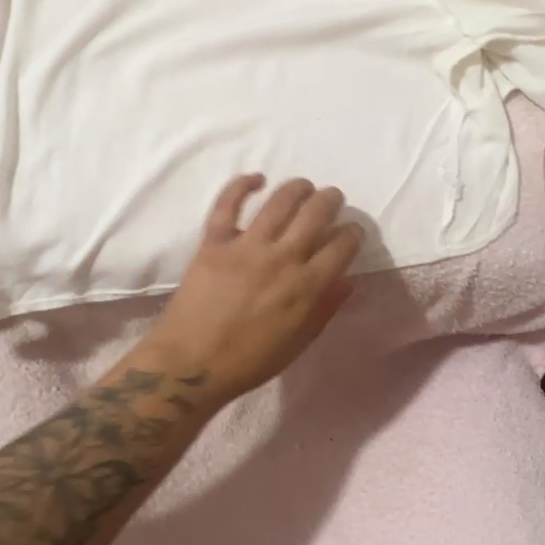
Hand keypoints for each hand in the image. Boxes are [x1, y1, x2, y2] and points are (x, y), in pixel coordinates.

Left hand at [143, 175, 362, 404]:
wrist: (191, 365)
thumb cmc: (249, 361)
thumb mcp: (298, 343)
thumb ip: (325, 309)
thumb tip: (348, 281)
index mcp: (307, 287)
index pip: (343, 244)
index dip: (353, 233)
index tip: (350, 232)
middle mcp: (282, 258)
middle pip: (316, 212)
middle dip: (331, 200)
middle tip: (332, 200)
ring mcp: (246, 246)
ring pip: (280, 200)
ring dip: (299, 187)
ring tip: (304, 187)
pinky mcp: (214, 241)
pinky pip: (228, 203)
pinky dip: (242, 184)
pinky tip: (256, 179)